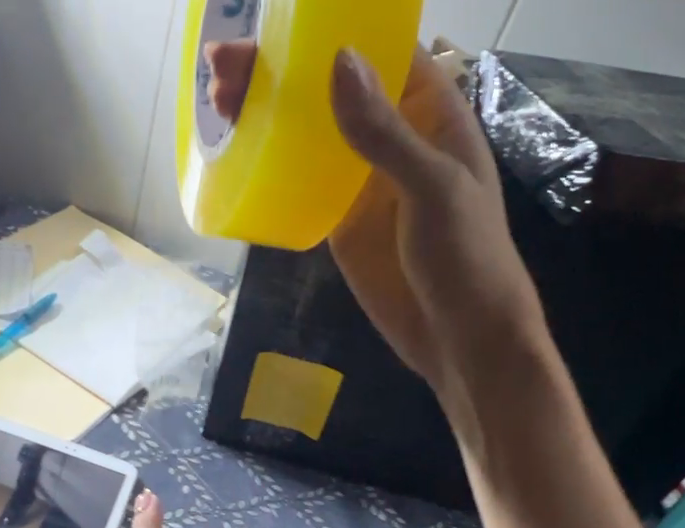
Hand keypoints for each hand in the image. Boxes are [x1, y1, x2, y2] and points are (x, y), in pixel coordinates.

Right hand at [204, 43, 550, 398]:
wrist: (462, 340)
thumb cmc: (468, 257)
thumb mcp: (434, 189)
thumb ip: (386, 134)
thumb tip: (338, 63)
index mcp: (431, 117)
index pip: (382, 55)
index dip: (335, 34)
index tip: (281, 22)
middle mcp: (393, 141)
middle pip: (332, 92)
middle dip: (280, 74)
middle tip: (223, 65)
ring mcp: (363, 185)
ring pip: (309, 137)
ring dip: (266, 117)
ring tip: (217, 101)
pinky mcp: (340, 226)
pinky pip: (301, 187)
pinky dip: (270, 170)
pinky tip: (235, 155)